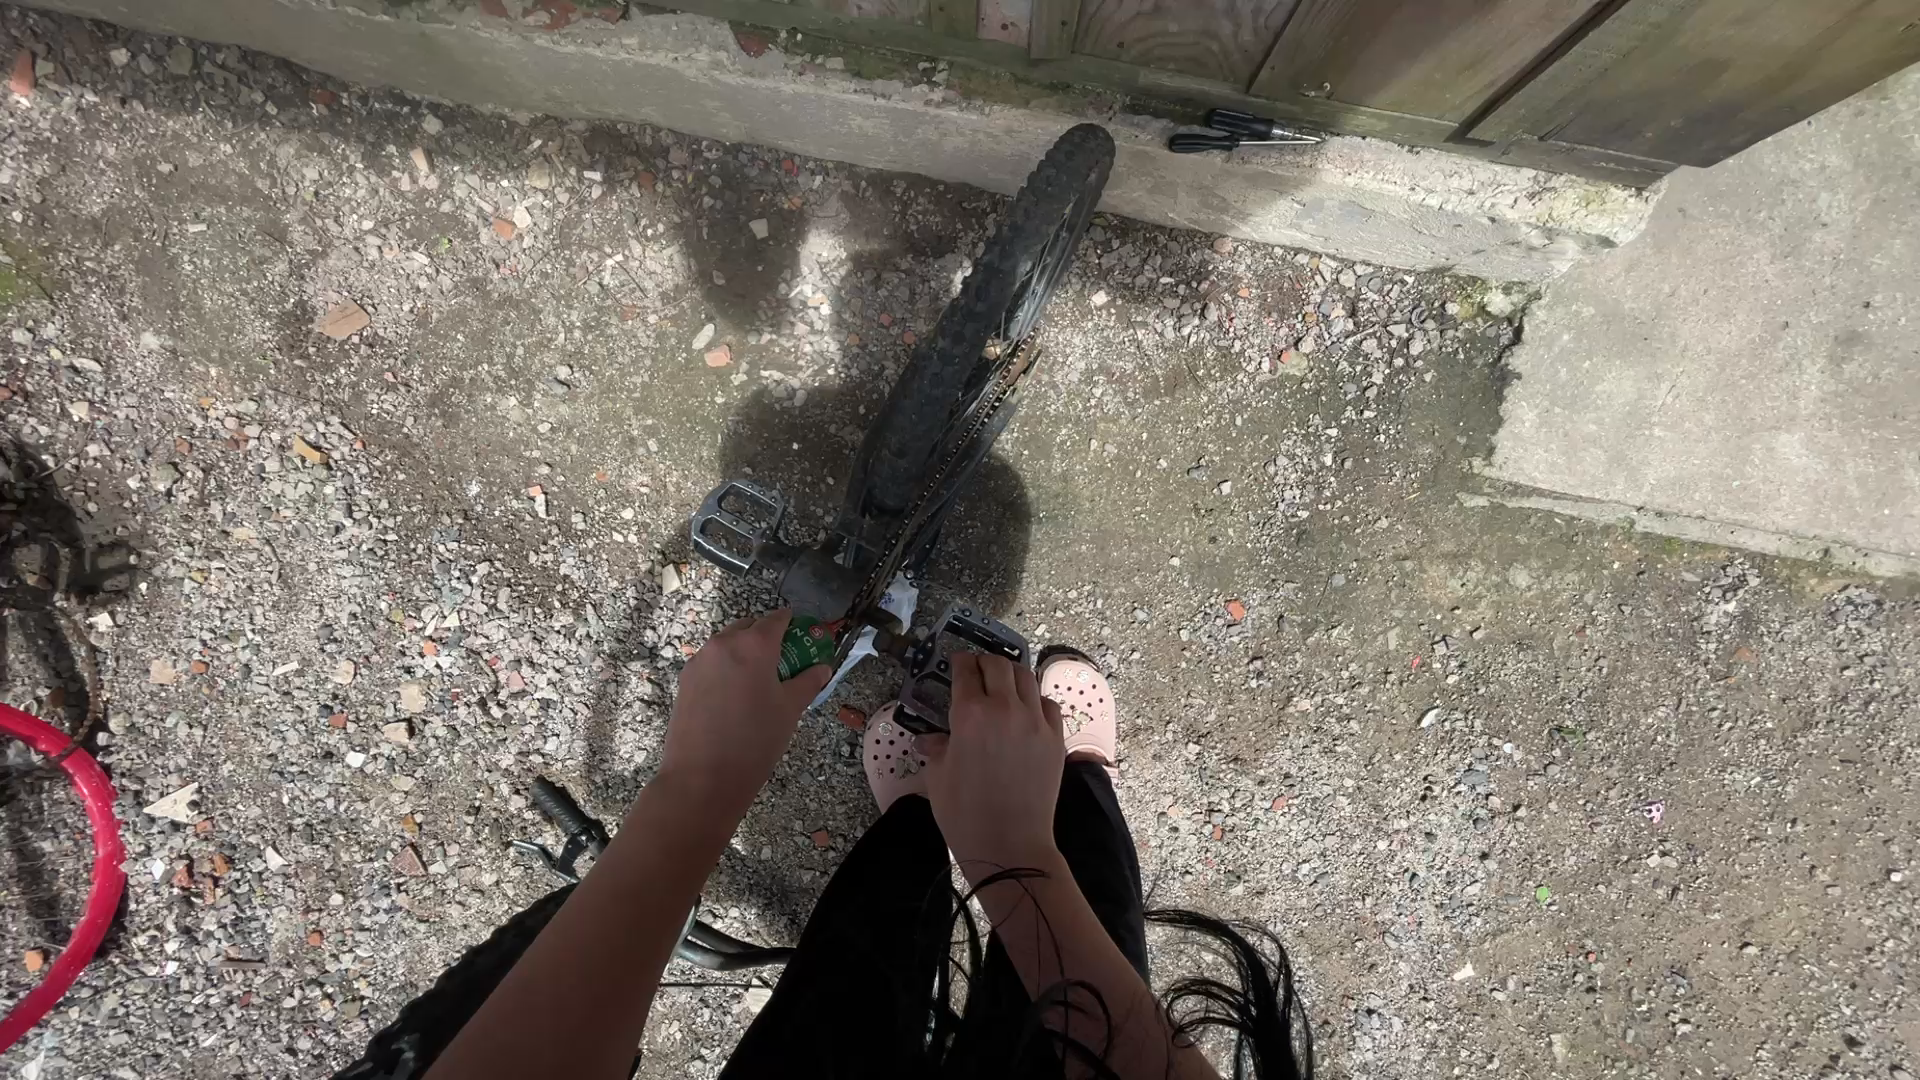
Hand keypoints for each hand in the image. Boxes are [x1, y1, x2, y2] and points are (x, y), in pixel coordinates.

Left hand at [658, 610, 831, 821]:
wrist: (702, 777)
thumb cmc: (755, 740)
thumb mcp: (790, 709)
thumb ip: (808, 682)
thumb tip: (822, 668)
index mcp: (754, 645)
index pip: (777, 618)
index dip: (792, 623)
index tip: (801, 635)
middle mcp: (723, 644)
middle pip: (749, 627)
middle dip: (766, 636)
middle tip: (782, 660)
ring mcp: (700, 661)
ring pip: (727, 643)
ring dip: (744, 651)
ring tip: (757, 680)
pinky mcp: (685, 680)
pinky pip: (711, 662)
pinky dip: (726, 667)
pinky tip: (734, 695)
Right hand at [920, 653, 1063, 885]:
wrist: (1010, 844)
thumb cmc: (964, 813)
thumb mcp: (938, 777)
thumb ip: (935, 748)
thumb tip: (928, 739)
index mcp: (969, 714)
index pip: (965, 672)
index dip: (959, 662)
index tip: (957, 662)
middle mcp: (1004, 707)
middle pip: (998, 665)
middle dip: (984, 662)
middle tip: (977, 670)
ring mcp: (1034, 720)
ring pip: (1026, 677)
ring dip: (1011, 675)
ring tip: (1003, 683)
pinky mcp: (1056, 737)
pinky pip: (1047, 703)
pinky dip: (1035, 699)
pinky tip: (1027, 710)